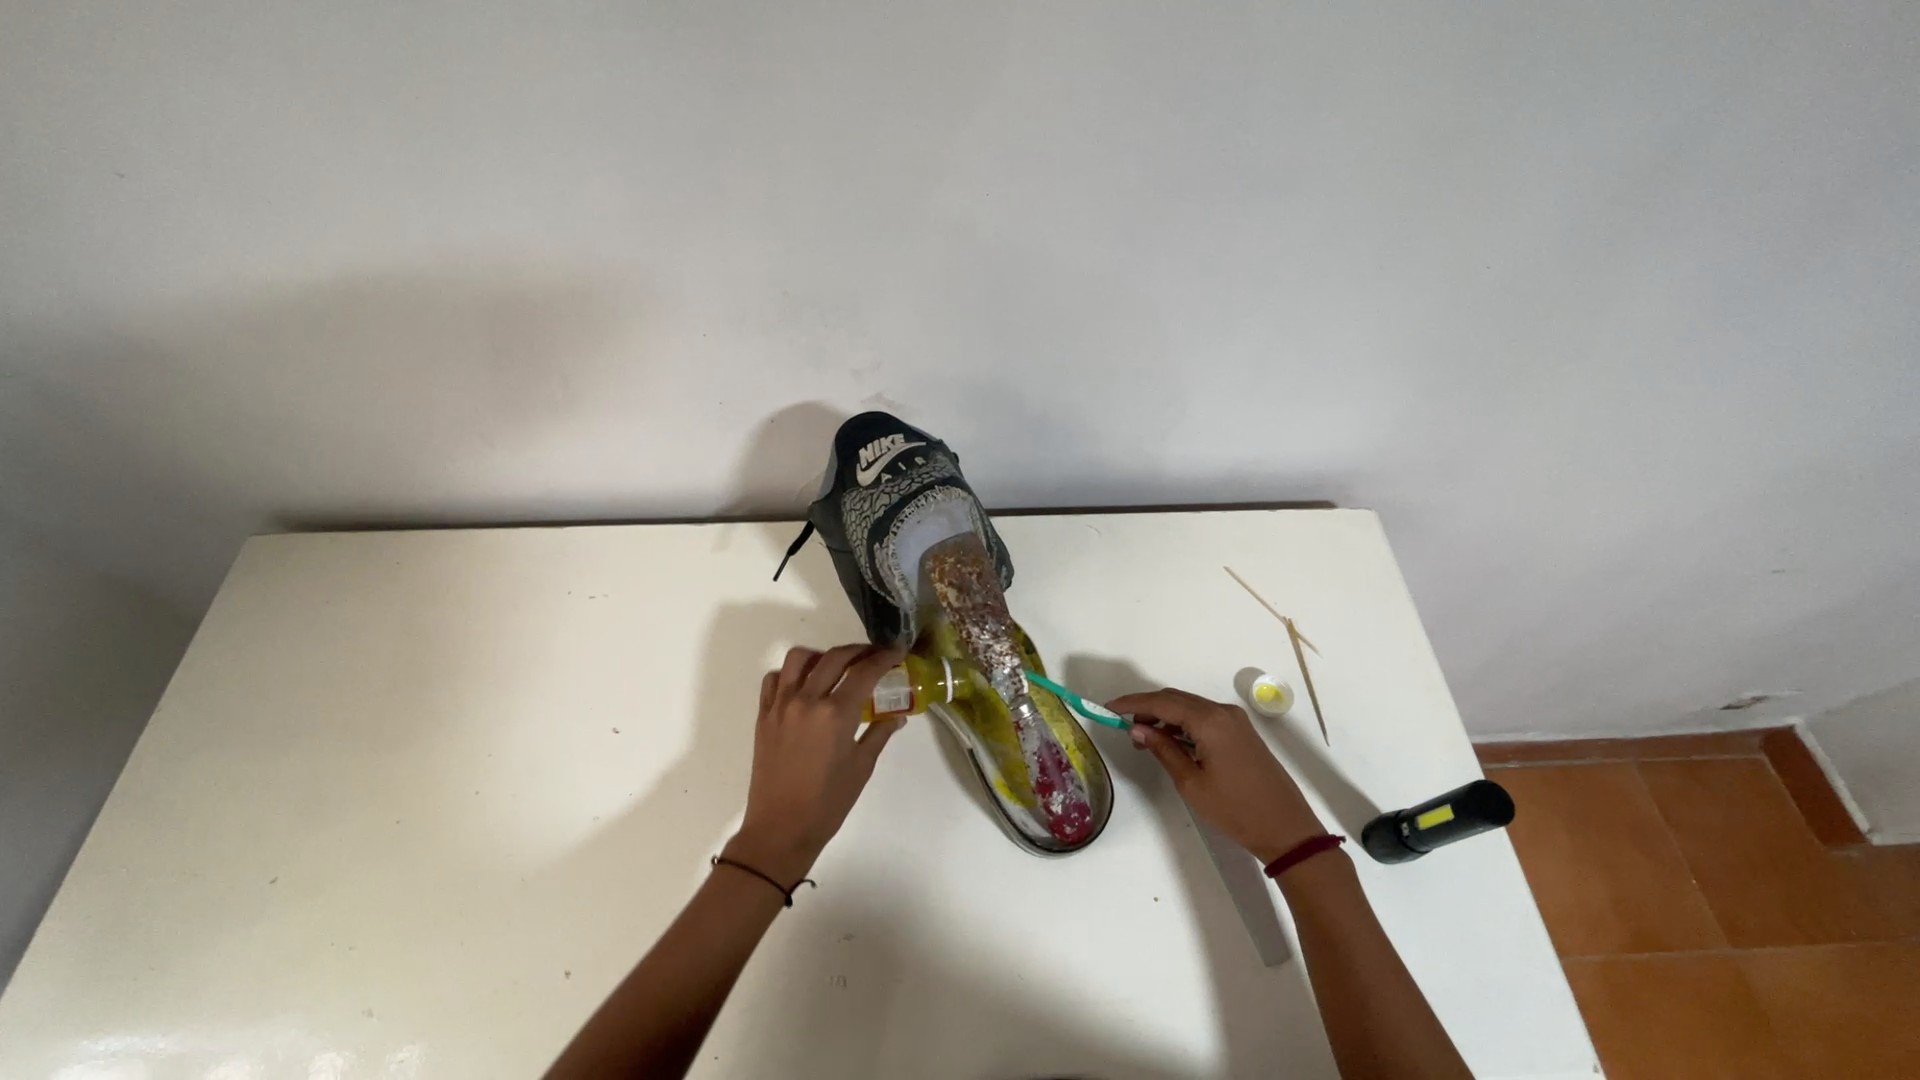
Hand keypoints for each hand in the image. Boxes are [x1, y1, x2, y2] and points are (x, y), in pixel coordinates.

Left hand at [724, 644, 904, 884]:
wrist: (781, 828)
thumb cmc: (828, 802)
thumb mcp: (862, 767)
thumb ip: (878, 734)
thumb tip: (896, 718)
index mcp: (835, 713)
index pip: (864, 672)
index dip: (884, 658)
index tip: (896, 652)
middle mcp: (807, 700)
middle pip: (834, 658)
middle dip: (858, 651)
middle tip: (873, 656)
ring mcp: (781, 705)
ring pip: (799, 659)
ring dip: (821, 656)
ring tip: (835, 667)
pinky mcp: (764, 715)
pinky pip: (774, 680)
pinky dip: (790, 674)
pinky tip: (804, 686)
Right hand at [1108, 688, 1326, 863]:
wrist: (1286, 828)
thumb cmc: (1235, 809)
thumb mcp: (1191, 782)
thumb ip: (1163, 750)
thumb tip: (1138, 729)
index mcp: (1209, 721)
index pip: (1162, 702)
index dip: (1132, 704)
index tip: (1108, 708)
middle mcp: (1223, 712)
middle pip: (1176, 699)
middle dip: (1147, 708)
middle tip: (1123, 726)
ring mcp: (1235, 720)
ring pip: (1190, 706)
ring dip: (1165, 716)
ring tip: (1143, 737)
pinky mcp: (1241, 732)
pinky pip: (1204, 717)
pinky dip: (1183, 723)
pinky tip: (1170, 740)